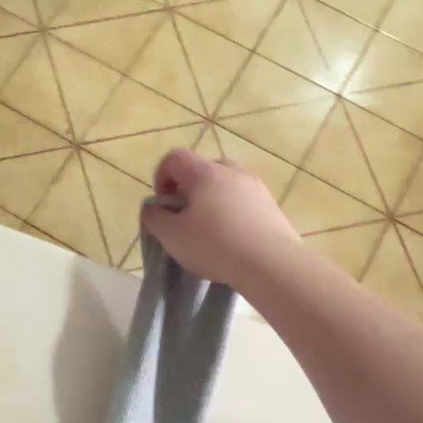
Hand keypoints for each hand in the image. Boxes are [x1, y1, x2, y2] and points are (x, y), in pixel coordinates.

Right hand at [140, 148, 299, 288]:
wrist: (271, 264)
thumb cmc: (215, 245)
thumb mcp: (171, 236)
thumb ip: (154, 218)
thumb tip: (152, 208)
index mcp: (204, 173)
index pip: (174, 158)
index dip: (161, 177)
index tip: (163, 205)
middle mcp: (232, 171)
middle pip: (202, 169)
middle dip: (188, 189)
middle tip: (184, 217)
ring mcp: (255, 187)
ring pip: (225, 184)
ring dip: (211, 201)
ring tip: (209, 230)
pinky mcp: (271, 205)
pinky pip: (243, 200)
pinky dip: (232, 212)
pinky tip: (232, 238)